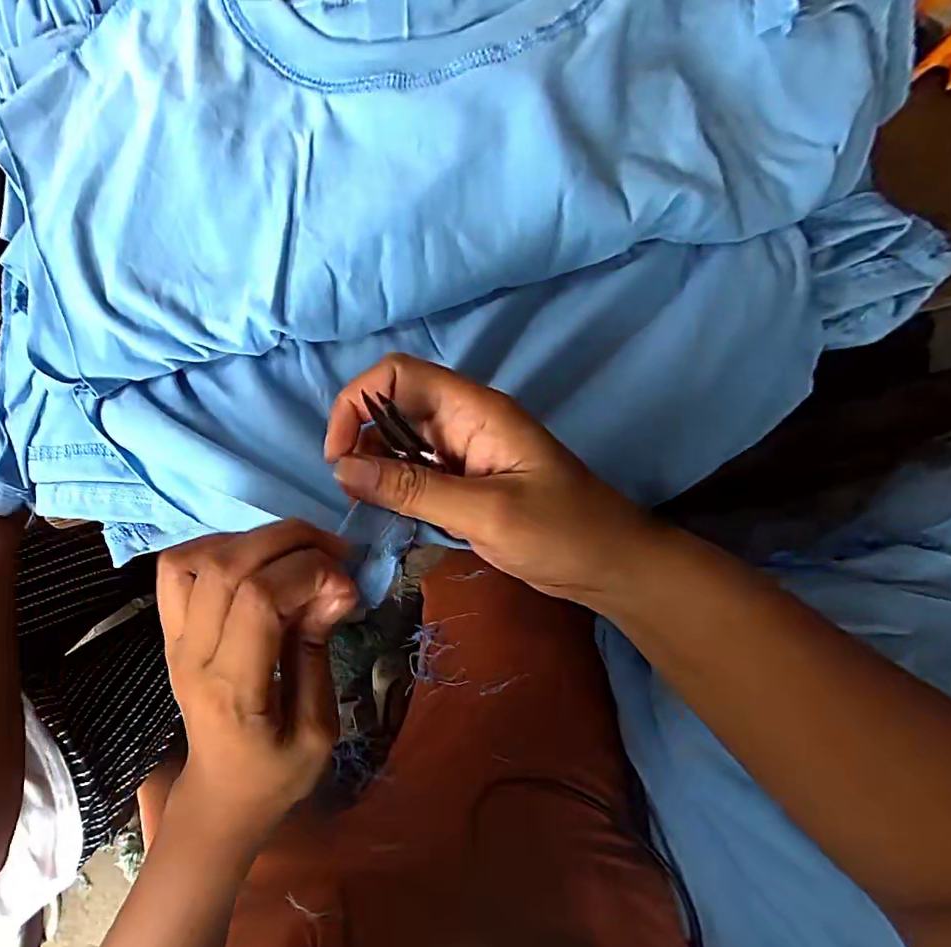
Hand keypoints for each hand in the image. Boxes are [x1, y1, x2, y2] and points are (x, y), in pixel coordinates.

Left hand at [157, 522, 358, 840]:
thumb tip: (334, 586)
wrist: (220, 794)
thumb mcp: (319, 732)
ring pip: (195, 558)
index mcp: (232, 689)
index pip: (256, 598)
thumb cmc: (275, 775)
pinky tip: (255, 558)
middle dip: (287, 541)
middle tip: (332, 549)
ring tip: (295, 551)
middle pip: (225, 566)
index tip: (346, 584)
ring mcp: (173, 639)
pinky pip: (177, 568)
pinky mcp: (169, 631)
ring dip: (251, 539)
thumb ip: (319, 653)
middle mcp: (192, 655)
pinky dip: (216, 546)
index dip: (307, 572)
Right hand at [323, 353, 662, 601]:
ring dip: (372, 466)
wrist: (611, 566)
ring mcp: (460, 451)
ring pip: (396, 441)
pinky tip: (388, 512)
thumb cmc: (561, 533)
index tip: (339, 456)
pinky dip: (391, 487)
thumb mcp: (484, 512)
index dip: (356, 403)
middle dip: (359, 440)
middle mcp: (461, 421)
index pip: (397, 375)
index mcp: (474, 410)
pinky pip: (411, 471)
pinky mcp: (460, 480)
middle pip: (390, 406)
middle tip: (352, 491)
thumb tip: (341, 469)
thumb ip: (412, 488)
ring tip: (366, 505)